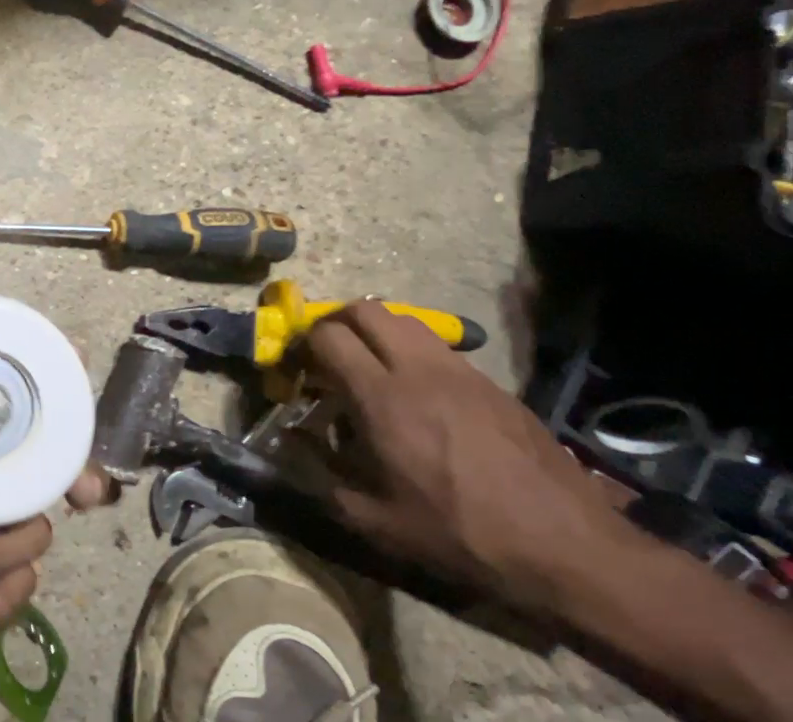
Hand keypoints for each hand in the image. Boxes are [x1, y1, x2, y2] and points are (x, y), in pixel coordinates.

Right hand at [302, 302, 633, 608]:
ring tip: (372, 371)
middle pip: (367, 310)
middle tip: (328, 356)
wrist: (567, 548)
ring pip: (407, 322)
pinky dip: (415, 356)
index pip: (328, 335)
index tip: (297, 369)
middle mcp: (420, 371)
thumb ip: (318, 472)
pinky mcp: (494, 386)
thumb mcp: (372, 518)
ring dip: (378, 334)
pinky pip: (441, 350)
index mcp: (382, 398)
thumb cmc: (457, 534)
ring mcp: (463, 373)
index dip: (303, 344)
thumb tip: (290, 438)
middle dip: (337, 323)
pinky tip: (419, 399)